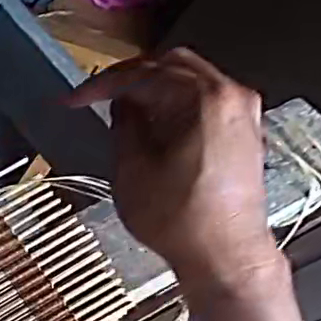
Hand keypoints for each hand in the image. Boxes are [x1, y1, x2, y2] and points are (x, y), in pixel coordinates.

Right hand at [66, 49, 279, 293]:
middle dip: (130, 78)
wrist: (224, 255)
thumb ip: (123, 129)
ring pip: (191, 81)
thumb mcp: (132, 173)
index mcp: (204, 99)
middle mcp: (231, 98)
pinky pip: (205, 103)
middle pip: (172, 65)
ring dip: (153, 91)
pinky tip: (154, 127)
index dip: (101, 84)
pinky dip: (175, 106)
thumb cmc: (185, 222)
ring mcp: (243, 115)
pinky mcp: (243, 135)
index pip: (143, 74)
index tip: (77, 97)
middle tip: (98, 95)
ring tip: (123, 113)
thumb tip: (121, 108)